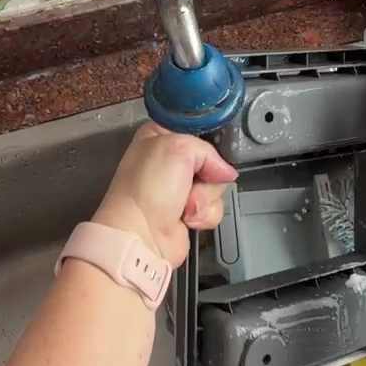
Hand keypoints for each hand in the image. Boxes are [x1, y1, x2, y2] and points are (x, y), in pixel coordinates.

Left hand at [93, 123, 238, 267]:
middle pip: (211, 160)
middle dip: (207, 175)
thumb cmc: (150, 185)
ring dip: (205, 197)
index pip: (196, 130)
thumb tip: (226, 172)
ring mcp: (179, 188)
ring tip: (185, 206)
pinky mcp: (188, 212)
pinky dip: (204, 214)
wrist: (140, 235)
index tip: (206, 155)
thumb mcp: (179, 147)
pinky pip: (213, 207)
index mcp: (159, 136)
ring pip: (216, 185)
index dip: (206, 142)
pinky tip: (186, 219)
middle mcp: (169, 160)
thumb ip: (207, 150)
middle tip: (191, 182)